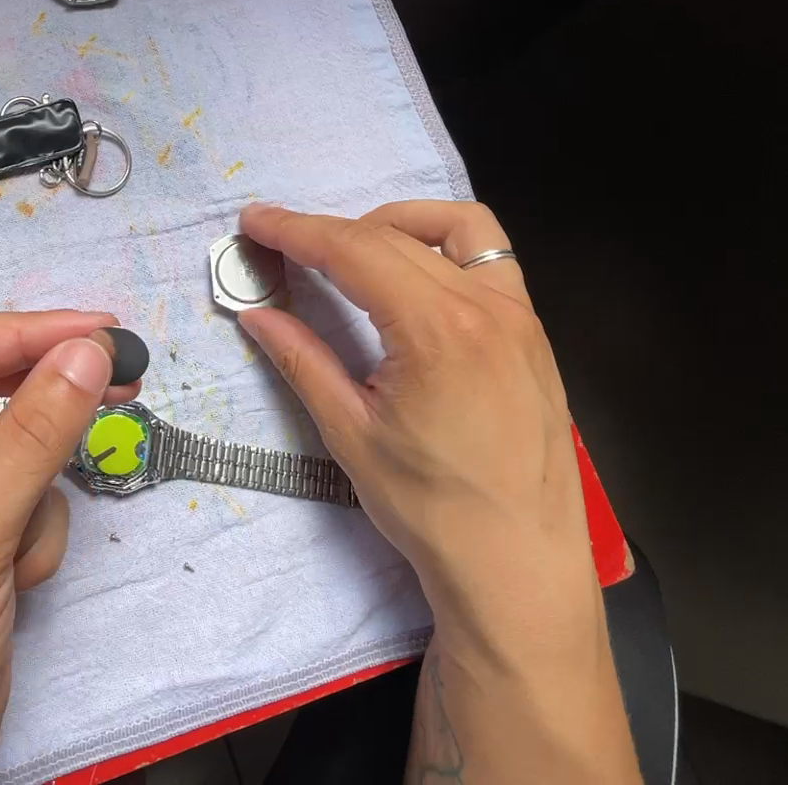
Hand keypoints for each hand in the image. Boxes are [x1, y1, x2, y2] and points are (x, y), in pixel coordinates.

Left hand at [0, 311, 140, 784]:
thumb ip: (32, 436)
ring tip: (11, 559)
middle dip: (43, 401)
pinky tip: (8, 584)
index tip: (102, 329)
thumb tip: (89, 351)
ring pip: (11, 447)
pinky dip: (29, 535)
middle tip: (121, 375)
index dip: (27, 332)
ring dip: (30, 499)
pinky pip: (17, 496)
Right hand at [237, 200, 637, 781]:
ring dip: (394, 223)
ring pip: (456, 228)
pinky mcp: (534, 333)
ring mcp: (520, 316)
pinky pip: (490, 260)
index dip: (295, 230)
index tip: (253, 220)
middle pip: (392, 236)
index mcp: (438, 331)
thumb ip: (301, 358)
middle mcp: (487, 307)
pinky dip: (442, 247)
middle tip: (277, 240)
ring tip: (349, 250)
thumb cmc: (429, 508)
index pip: (354, 251)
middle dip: (326, 228)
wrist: (518, 567)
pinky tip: (411, 279)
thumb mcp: (350, 433)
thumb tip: (254, 312)